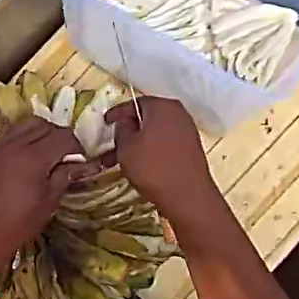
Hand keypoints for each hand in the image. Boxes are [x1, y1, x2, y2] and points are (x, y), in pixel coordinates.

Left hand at [0, 118, 85, 256]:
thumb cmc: (23, 220)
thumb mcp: (51, 199)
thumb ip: (66, 175)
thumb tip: (84, 164)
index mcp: (35, 157)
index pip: (64, 137)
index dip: (77, 147)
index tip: (81, 160)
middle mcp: (18, 144)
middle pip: (47, 126)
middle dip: (62, 137)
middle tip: (68, 155)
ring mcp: (3, 146)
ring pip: (29, 123)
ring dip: (43, 131)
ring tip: (49, 149)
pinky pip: (12, 131)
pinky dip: (25, 133)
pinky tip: (29, 149)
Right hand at [107, 97, 224, 225]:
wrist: (187, 196)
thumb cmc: (152, 168)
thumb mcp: (126, 147)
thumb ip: (122, 129)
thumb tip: (126, 123)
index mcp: (162, 106)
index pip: (134, 103)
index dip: (117, 113)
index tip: (105, 122)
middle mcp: (178, 113)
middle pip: (147, 117)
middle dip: (128, 130)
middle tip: (113, 143)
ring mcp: (188, 131)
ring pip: (156, 132)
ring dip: (139, 143)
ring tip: (123, 159)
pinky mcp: (192, 148)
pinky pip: (166, 143)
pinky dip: (152, 149)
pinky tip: (142, 164)